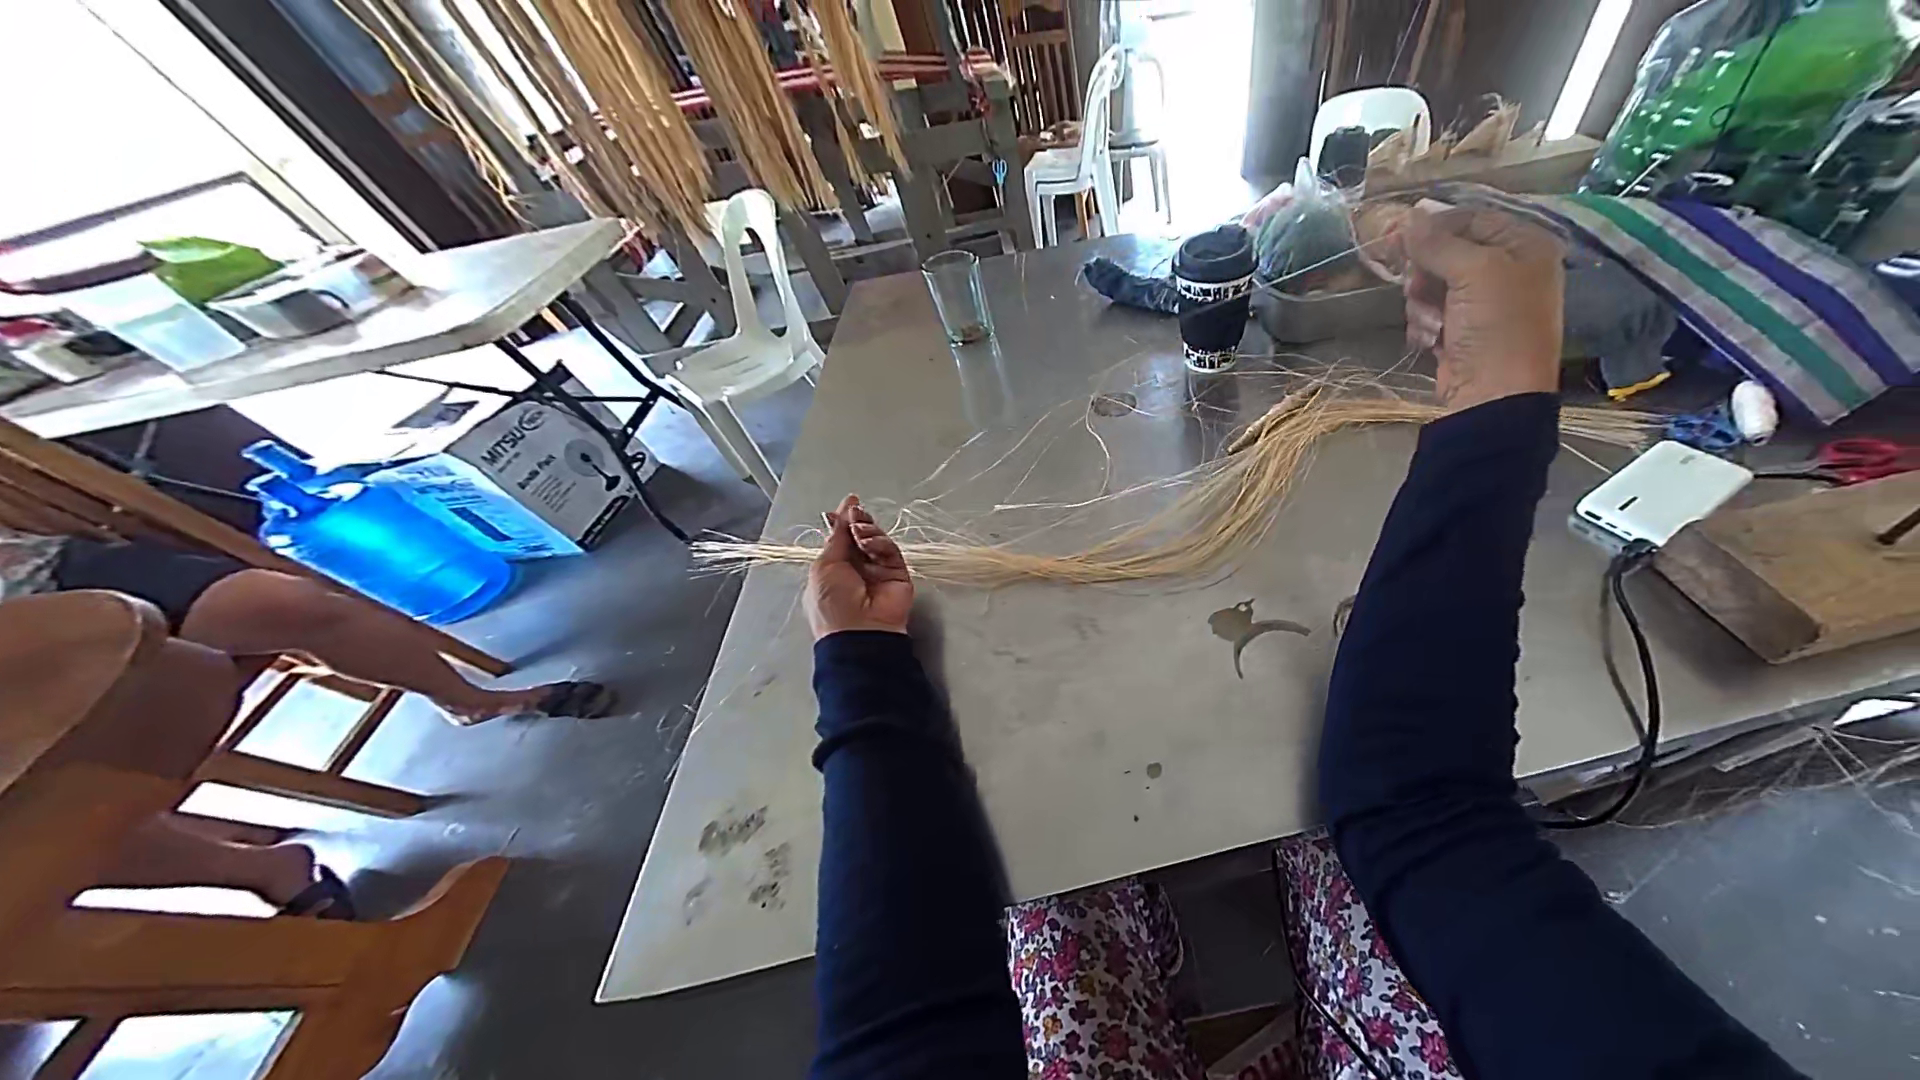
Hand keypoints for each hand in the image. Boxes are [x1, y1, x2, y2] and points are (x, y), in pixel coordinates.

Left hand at [806, 494, 913, 639]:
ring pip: (877, 540)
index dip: (844, 520)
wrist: (860, 631)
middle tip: (855, 511)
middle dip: (857, 520)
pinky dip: (879, 543)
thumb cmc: (832, 602)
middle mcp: (857, 568)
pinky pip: (890, 551)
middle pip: (861, 535)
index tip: (849, 502)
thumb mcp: (824, 567)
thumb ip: (837, 539)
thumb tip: (840, 514)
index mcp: (835, 568)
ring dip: (867, 530)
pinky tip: (869, 543)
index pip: (842, 538)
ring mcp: (879, 570)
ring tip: (859, 531)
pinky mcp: (898, 573)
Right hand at [1402, 203, 1565, 413]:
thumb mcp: (1474, 274)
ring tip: (1434, 324)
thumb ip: (1439, 243)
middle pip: (1444, 253)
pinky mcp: (1458, 327)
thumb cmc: (1496, 326)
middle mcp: (1504, 268)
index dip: (1432, 228)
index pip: (1469, 219)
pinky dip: (1423, 324)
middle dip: (1424, 274)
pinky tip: (1432, 339)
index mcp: (1523, 245)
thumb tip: (1409, 216)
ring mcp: (1480, 300)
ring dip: (1421, 304)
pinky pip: (1426, 312)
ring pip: (1429, 285)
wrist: (1492, 391)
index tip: (1394, 239)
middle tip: (1416, 289)